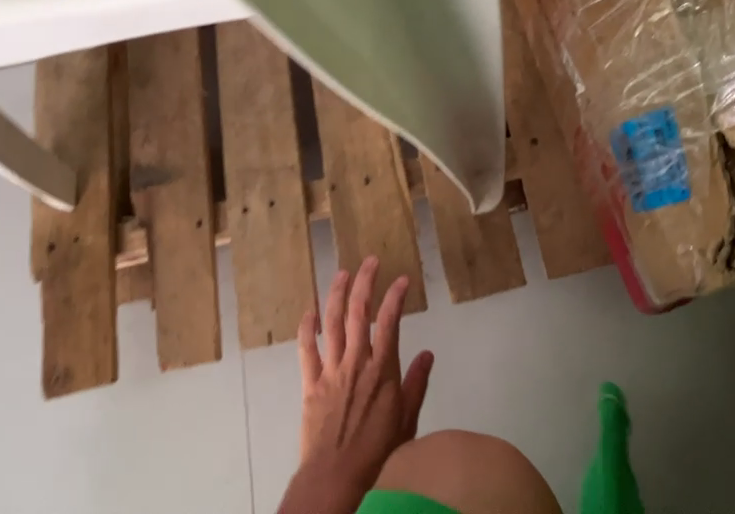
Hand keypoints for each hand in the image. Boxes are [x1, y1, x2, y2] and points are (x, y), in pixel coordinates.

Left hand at [281, 257, 434, 513]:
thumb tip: (428, 353)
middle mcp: (356, 361)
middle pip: (359, 312)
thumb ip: (416, 383)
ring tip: (342, 273)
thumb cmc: (378, 448)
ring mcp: (331, 369)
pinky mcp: (310, 381)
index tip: (402, 279)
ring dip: (337, 294)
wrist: (336, 472)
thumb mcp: (407, 418)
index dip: (396, 296)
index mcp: (382, 368)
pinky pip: (306, 348)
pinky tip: (311, 310)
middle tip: (370, 261)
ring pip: (333, 322)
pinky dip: (307, 327)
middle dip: (365, 282)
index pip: (390, 321)